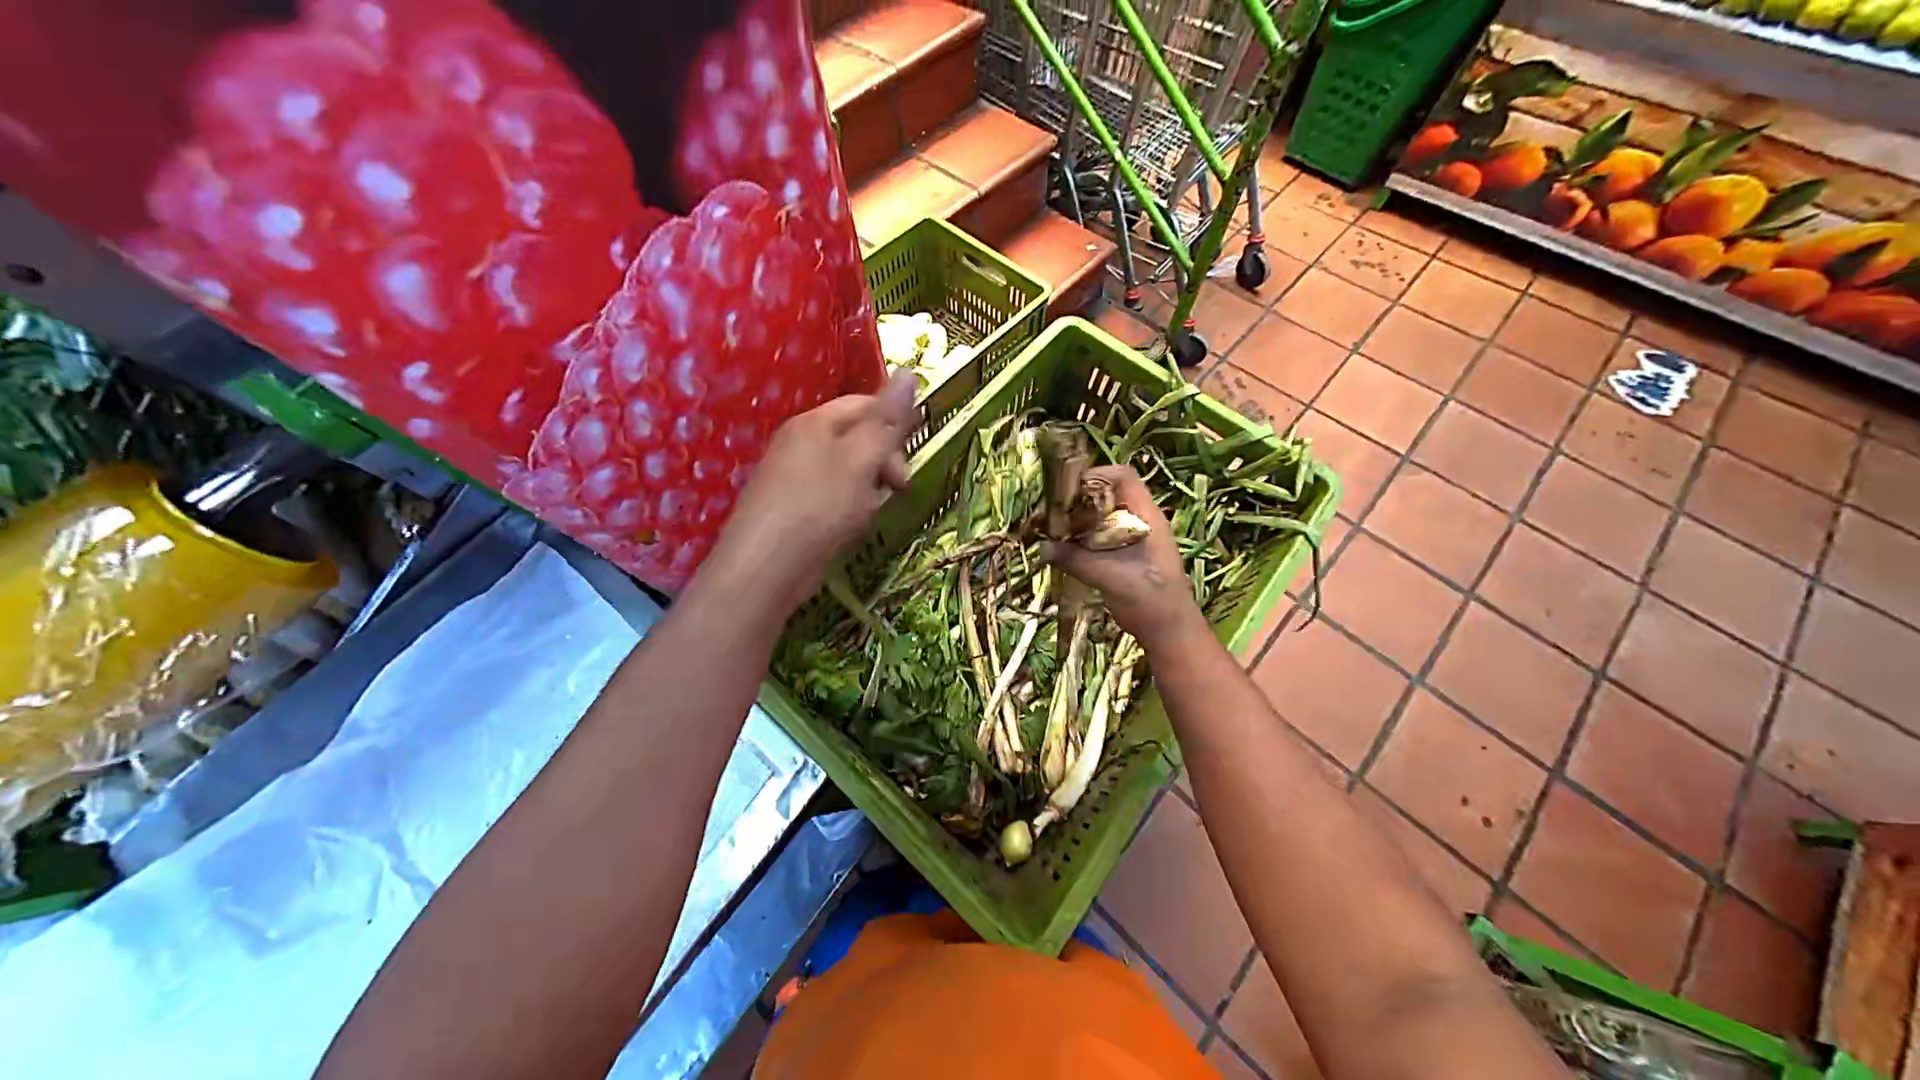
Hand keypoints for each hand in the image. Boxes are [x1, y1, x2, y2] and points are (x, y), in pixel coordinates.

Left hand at [697, 371, 918, 614]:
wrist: (766, 566)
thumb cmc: (820, 506)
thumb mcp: (862, 459)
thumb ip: (887, 419)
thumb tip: (910, 371)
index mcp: (815, 422)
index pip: (864, 404)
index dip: (894, 424)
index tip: (912, 455)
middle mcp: (800, 442)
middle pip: (856, 437)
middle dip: (884, 460)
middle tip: (899, 487)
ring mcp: (792, 476)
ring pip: (846, 470)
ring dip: (869, 487)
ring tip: (871, 511)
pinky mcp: (791, 508)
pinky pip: (831, 496)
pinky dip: (848, 507)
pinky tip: (850, 527)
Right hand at [1045, 465, 1208, 650]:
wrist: (1169, 631)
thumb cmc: (1149, 598)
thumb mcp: (1110, 576)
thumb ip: (1076, 560)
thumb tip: (1042, 548)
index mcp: (1146, 516)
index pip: (1123, 476)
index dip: (1095, 475)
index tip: (1068, 492)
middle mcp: (1139, 521)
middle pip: (1106, 495)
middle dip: (1077, 501)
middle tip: (1052, 514)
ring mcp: (1132, 538)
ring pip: (1100, 517)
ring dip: (1076, 522)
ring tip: (1051, 532)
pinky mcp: (1123, 556)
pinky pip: (1099, 537)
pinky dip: (1080, 540)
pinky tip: (1062, 550)